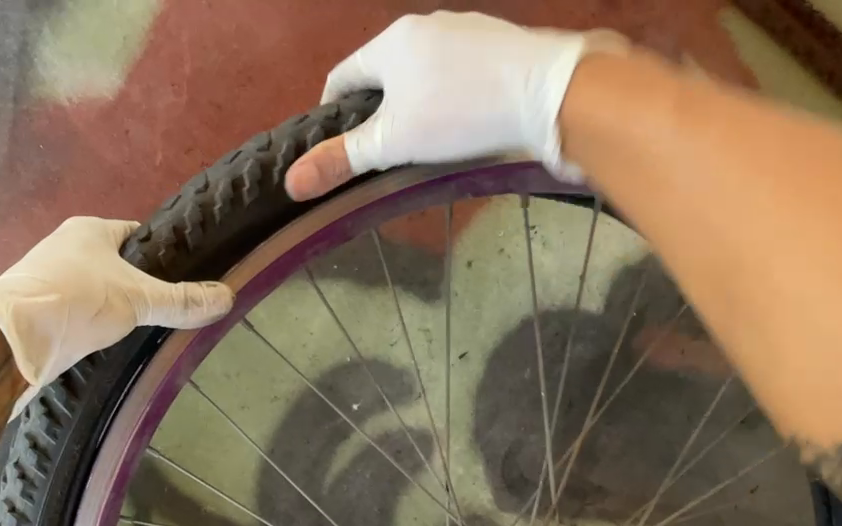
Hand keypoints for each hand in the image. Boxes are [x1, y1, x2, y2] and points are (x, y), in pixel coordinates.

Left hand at [0, 217, 233, 414]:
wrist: (10, 340)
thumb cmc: (76, 301)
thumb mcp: (138, 300)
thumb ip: (180, 301)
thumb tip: (228, 297)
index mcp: (89, 229)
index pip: (136, 235)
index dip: (162, 255)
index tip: (182, 280)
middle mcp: (64, 247)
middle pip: (114, 265)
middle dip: (137, 288)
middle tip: (164, 315)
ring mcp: (46, 281)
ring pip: (92, 292)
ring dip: (111, 311)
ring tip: (139, 335)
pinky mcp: (35, 313)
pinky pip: (73, 317)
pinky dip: (89, 329)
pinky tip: (104, 348)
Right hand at [285, 13, 626, 200]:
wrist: (551, 94)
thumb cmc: (458, 114)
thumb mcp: (391, 144)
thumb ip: (340, 161)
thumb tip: (290, 183)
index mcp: (392, 42)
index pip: (341, 77)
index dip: (329, 116)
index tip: (334, 149)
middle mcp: (425, 25)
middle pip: (380, 74)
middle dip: (372, 113)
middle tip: (376, 154)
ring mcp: (465, 31)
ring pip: (418, 74)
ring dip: (409, 106)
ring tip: (416, 144)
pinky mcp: (497, 45)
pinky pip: (453, 73)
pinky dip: (443, 99)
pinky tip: (456, 126)